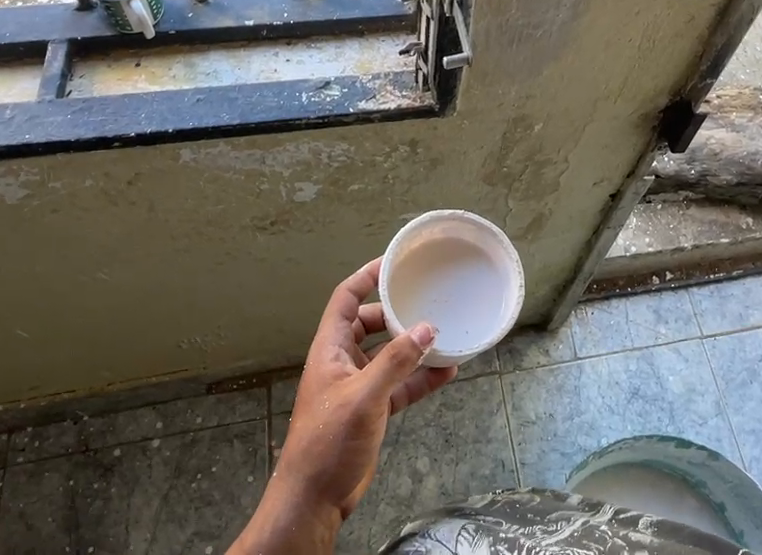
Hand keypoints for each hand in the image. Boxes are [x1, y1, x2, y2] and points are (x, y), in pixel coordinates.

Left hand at [230, 259, 458, 554]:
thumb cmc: (328, 441)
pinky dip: (420, 378)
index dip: (367, 277)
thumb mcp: (364, 396)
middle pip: (370, 323)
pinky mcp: (372, 410)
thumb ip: (396, 361)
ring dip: (414, 347)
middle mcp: (343, 361)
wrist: (314, 498)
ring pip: (389, 355)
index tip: (394, 263)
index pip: (346, 299)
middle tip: (425, 301)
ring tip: (444, 335)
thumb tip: (427, 329)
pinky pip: (400, 384)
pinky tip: (447, 372)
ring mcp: (358, 386)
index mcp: (330, 349)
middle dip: (397, 313)